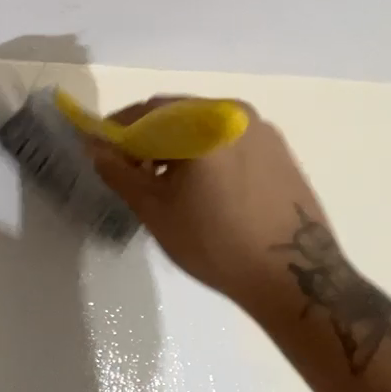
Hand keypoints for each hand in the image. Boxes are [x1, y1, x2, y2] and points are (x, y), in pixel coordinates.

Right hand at [87, 98, 326, 308]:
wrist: (296, 279)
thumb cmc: (215, 242)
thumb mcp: (153, 208)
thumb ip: (117, 171)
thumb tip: (94, 147)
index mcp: (204, 122)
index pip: (146, 111)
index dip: (116, 130)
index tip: (101, 152)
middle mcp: (236, 114)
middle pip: (175, 114)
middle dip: (146, 136)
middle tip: (129, 168)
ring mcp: (263, 131)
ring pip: (202, 126)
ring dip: (176, 144)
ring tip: (164, 181)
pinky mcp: (281, 152)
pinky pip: (228, 140)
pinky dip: (205, 152)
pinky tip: (199, 186)